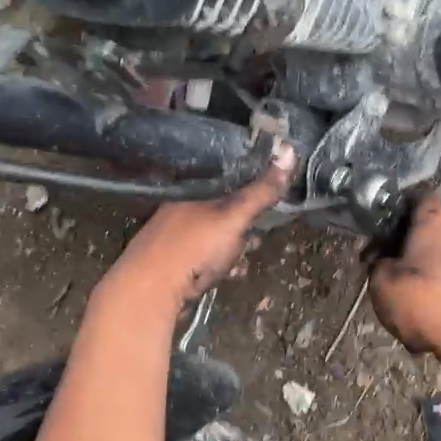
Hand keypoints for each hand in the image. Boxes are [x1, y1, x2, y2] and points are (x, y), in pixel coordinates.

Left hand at [101, 139, 296, 310]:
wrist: (150, 290)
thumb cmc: (193, 245)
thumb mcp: (234, 216)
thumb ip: (261, 191)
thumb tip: (289, 151)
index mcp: (189, 188)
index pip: (223, 176)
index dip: (248, 185)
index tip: (267, 196)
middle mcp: (177, 207)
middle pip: (219, 208)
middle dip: (241, 224)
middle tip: (253, 237)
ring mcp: (171, 235)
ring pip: (212, 234)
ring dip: (231, 248)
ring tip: (240, 261)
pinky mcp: (170, 261)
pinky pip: (202, 256)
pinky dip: (217, 263)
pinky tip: (226, 274)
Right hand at [369, 193, 440, 359]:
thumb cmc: (423, 303)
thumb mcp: (381, 284)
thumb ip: (377, 262)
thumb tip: (381, 256)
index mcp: (435, 220)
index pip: (417, 198)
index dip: (400, 211)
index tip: (386, 231)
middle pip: (435, 225)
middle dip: (417, 241)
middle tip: (397, 264)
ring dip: (435, 262)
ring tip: (418, 289)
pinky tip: (440, 303)